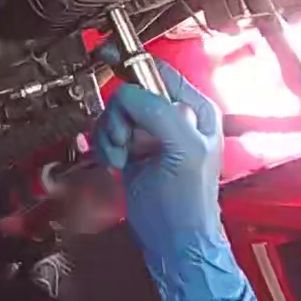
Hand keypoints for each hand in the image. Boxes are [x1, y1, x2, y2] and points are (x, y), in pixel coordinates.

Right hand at [94, 44, 258, 300]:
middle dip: (120, 115)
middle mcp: (173, 116)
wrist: (174, 245)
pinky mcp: (133, 148)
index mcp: (194, 108)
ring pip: (116, 112)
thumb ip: (160, 113)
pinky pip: (109, 131)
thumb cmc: (189, 202)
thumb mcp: (184, 149)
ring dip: (111, 133)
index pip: (159, 73)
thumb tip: (130, 93)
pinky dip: (106, 146)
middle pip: (131, 91)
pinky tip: (117, 163)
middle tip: (124, 140)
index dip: (134, 65)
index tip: (108, 55)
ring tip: (121, 156)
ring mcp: (151, 132)